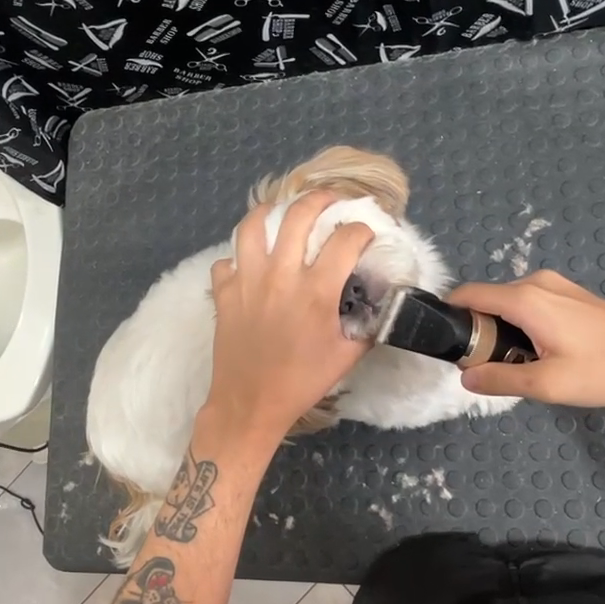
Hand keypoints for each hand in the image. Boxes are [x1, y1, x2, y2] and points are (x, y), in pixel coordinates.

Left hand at [204, 191, 374, 444]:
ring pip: (253, 225)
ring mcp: (246, 280)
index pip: (346, 240)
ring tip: (282, 212)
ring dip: (271, 212)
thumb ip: (368, 324)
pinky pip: (227, 260)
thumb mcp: (347, 356)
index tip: (365, 234)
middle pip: (299, 215)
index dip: (362, 231)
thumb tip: (381, 302)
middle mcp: (280, 276)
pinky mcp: (223, 292)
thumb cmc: (302, 382)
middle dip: (321, 199)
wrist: (250, 403)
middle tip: (331, 201)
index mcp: (316, 291)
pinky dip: (238, 257)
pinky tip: (249, 264)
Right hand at [448, 270, 604, 408]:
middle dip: (479, 330)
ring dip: (503, 330)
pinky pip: (531, 304)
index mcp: (526, 299)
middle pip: (488, 300)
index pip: (468, 295)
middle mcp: (538, 282)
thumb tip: (465, 377)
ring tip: (518, 364)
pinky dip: (523, 325)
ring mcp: (558, 285)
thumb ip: (500, 379)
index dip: (450, 317)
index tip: (447, 346)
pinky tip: (542, 353)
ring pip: (510, 304)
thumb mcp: (547, 385)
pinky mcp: (572, 295)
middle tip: (487, 367)